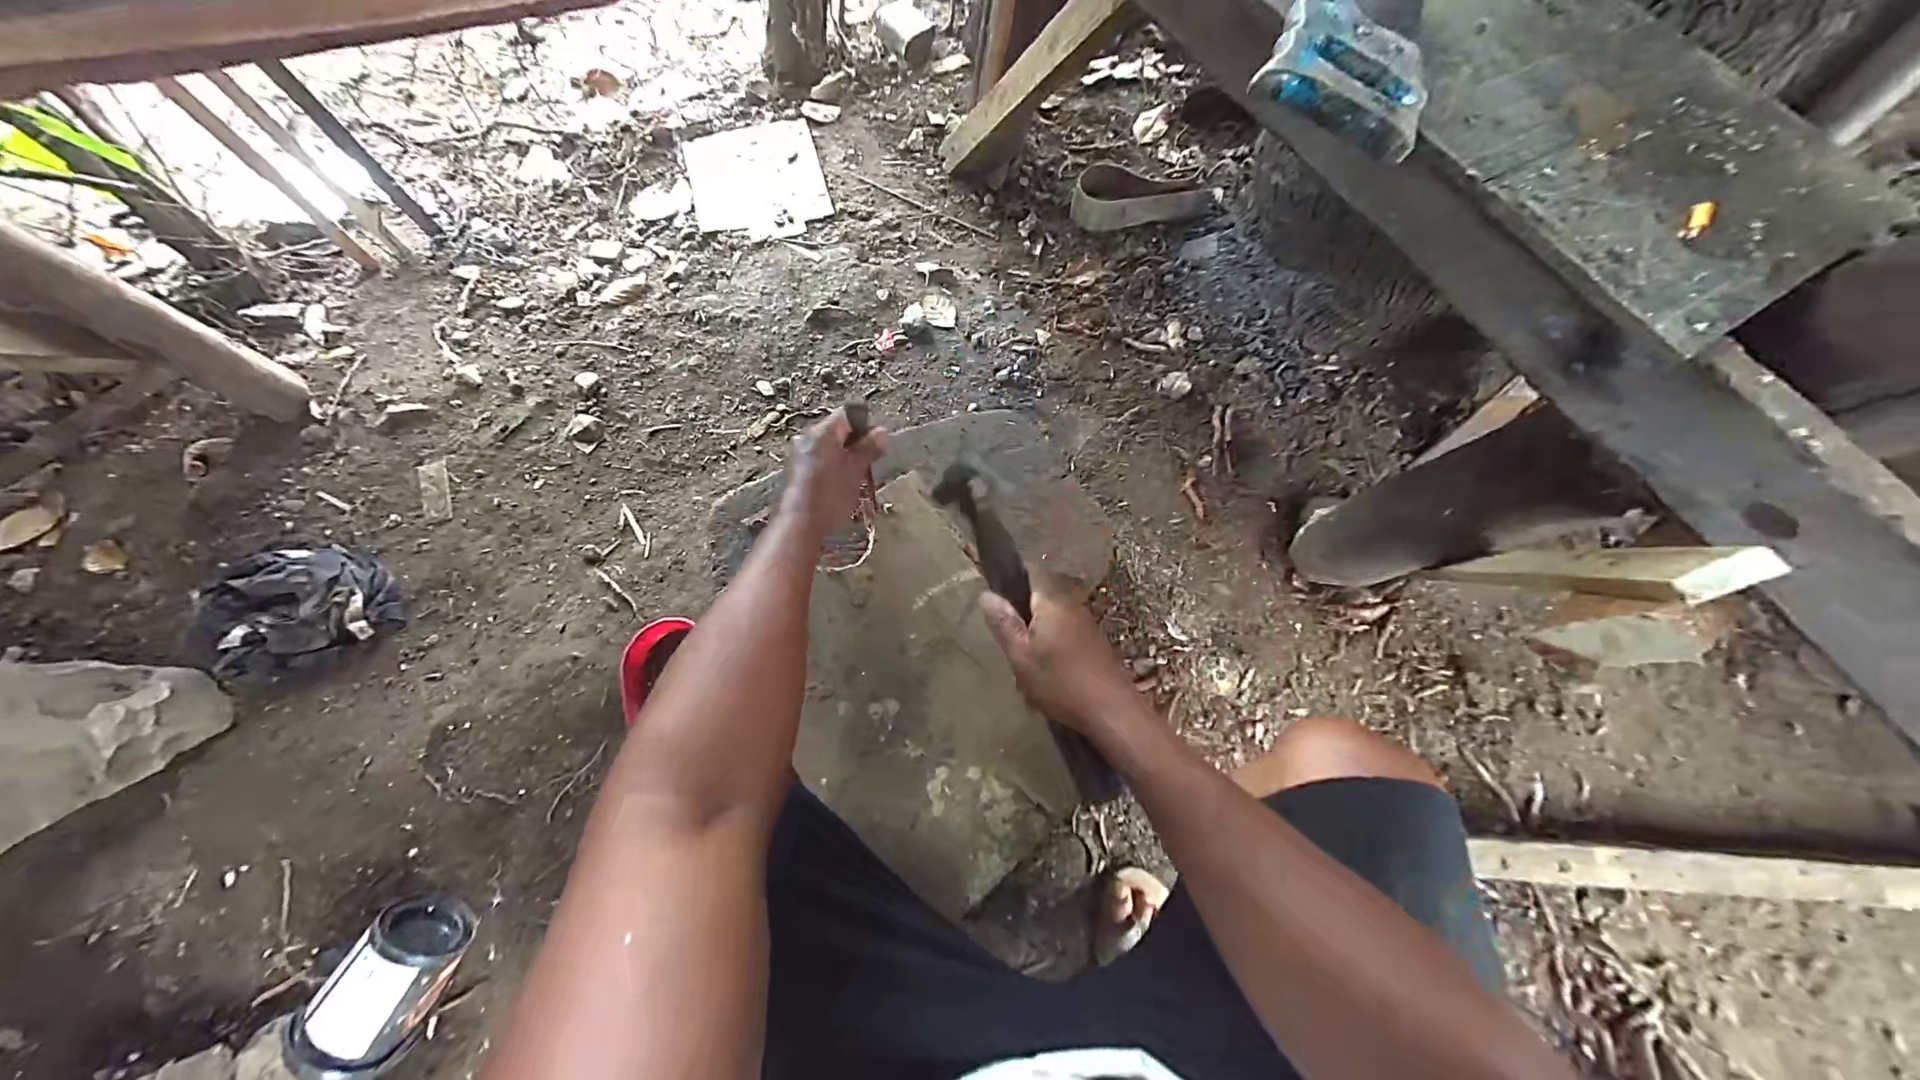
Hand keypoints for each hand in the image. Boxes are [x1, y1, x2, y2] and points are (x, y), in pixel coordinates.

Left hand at [779, 408, 886, 537]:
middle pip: (837, 430)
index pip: (847, 414)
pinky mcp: (798, 473)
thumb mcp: (855, 470)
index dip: (866, 425)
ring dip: (847, 456)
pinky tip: (843, 484)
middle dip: (858, 442)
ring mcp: (800, 455)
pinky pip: (821, 460)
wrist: (800, 526)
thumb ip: (868, 448)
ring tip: (860, 474)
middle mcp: (807, 438)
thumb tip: (881, 431)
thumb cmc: (830, 495)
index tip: (879, 443)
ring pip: (830, 447)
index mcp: (821, 433)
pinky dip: (835, 466)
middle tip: (873, 460)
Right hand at [979, 582, 1143, 737]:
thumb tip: (986, 594)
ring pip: (1052, 618)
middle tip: (1008, 642)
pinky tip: (1046, 674)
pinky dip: (1051, 647)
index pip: (1032, 569)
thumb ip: (1003, 623)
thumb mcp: (1021, 655)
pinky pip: (1065, 634)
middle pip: (1041, 596)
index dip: (1012, 575)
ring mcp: (1086, 624)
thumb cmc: (1060, 682)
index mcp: (1052, 601)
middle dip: (1022, 614)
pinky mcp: (1094, 643)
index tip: (996, 595)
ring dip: (1036, 635)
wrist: (1112, 712)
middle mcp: (1072, 604)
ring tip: (1024, 665)